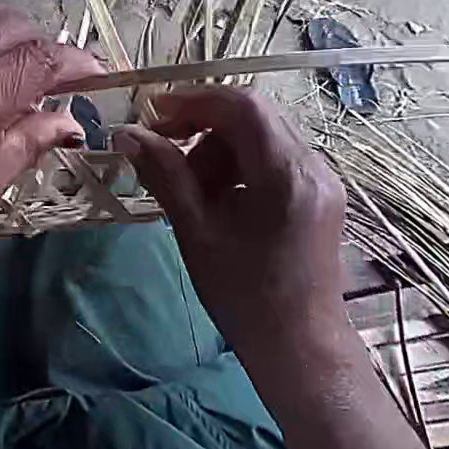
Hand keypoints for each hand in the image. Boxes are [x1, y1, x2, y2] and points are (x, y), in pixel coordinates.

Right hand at [113, 87, 349, 352]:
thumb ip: (164, 173)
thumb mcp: (196, 231)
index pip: (242, 106)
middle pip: (251, 117)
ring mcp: (322, 177)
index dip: (194, 101)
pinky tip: (220, 198)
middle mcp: (312, 166)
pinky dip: (239, 164)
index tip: (155, 116)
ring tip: (193, 191)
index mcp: (285, 175)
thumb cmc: (244, 296)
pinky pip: (273, 156)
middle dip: (203, 126)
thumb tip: (126, 133)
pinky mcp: (320, 190)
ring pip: (260, 135)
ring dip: (219, 148)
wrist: (300, 348)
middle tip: (166, 152)